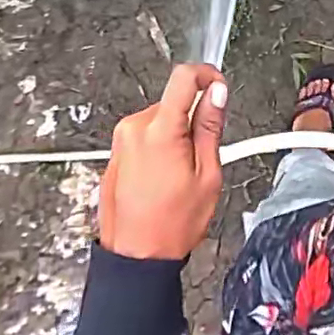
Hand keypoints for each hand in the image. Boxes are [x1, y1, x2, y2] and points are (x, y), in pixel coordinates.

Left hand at [97, 64, 228, 259]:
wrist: (135, 259)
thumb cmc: (171, 225)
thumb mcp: (206, 176)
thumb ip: (210, 127)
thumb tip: (216, 93)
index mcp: (160, 130)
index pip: (183, 78)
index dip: (206, 75)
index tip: (218, 85)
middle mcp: (135, 128)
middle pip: (173, 101)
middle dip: (191, 118)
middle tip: (201, 153)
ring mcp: (121, 140)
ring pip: (160, 118)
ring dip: (174, 133)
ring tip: (180, 173)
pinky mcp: (115, 151)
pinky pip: (144, 134)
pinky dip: (158, 146)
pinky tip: (162, 178)